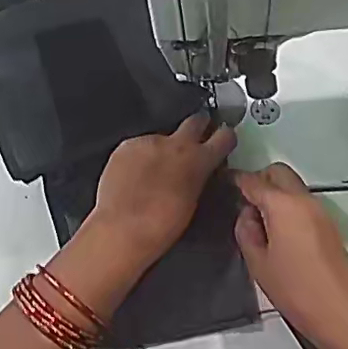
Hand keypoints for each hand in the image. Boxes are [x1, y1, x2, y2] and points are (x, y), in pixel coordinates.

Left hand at [87, 114, 236, 262]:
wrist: (123, 227)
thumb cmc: (161, 225)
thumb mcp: (193, 200)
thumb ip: (197, 177)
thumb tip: (195, 172)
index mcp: (198, 159)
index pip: (223, 136)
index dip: (224, 135)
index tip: (223, 135)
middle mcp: (175, 144)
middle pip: (195, 121)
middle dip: (197, 127)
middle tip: (195, 136)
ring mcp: (148, 141)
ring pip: (161, 137)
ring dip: (161, 149)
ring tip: (152, 172)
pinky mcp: (126, 145)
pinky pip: (137, 146)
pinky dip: (138, 156)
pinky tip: (134, 174)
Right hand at [234, 163, 347, 348]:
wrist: (345, 316)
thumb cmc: (301, 292)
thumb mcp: (258, 263)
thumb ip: (245, 231)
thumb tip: (247, 217)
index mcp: (283, 206)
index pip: (253, 180)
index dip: (236, 181)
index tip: (226, 184)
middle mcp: (305, 202)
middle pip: (278, 173)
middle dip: (259, 180)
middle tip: (244, 204)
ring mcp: (321, 213)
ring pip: (292, 187)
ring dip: (275, 195)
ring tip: (260, 225)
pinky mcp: (329, 228)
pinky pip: (302, 204)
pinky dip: (288, 209)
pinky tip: (278, 235)